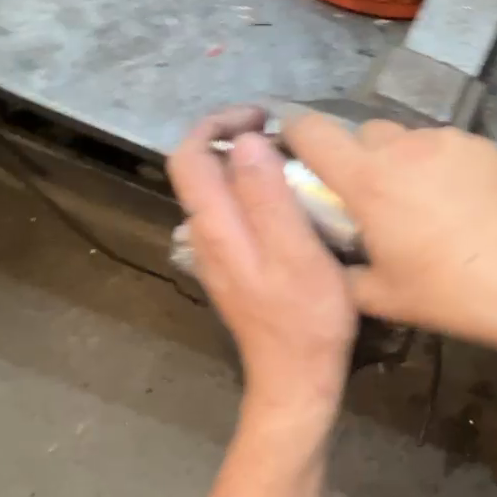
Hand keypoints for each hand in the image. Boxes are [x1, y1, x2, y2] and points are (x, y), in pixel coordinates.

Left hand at [169, 106, 357, 417]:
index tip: (265, 117)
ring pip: (217, 193)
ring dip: (246, 167)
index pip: (190, 154)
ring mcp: (218, 256)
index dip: (219, 123)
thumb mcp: (297, 254)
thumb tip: (247, 142)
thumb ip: (268, 197)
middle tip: (282, 135)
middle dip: (232, 139)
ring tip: (292, 163)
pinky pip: (235, 216)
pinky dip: (256, 194)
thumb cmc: (306, 320)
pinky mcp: (236, 271)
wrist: (296, 379)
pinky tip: (292, 205)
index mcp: (216, 227)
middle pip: (198, 170)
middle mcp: (206, 237)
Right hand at [280, 113, 496, 354]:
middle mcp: (406, 147)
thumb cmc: (453, 295)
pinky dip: (439, 167)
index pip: (309, 129)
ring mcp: (451, 142)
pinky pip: (445, 147)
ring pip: (407, 139)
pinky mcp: (486, 147)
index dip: (295, 139)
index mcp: (369, 180)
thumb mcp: (382, 297)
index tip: (300, 162)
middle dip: (356, 161)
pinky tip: (460, 205)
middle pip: (362, 134)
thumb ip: (338, 269)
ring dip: (400, 163)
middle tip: (373, 202)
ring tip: (422, 206)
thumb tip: (321, 252)